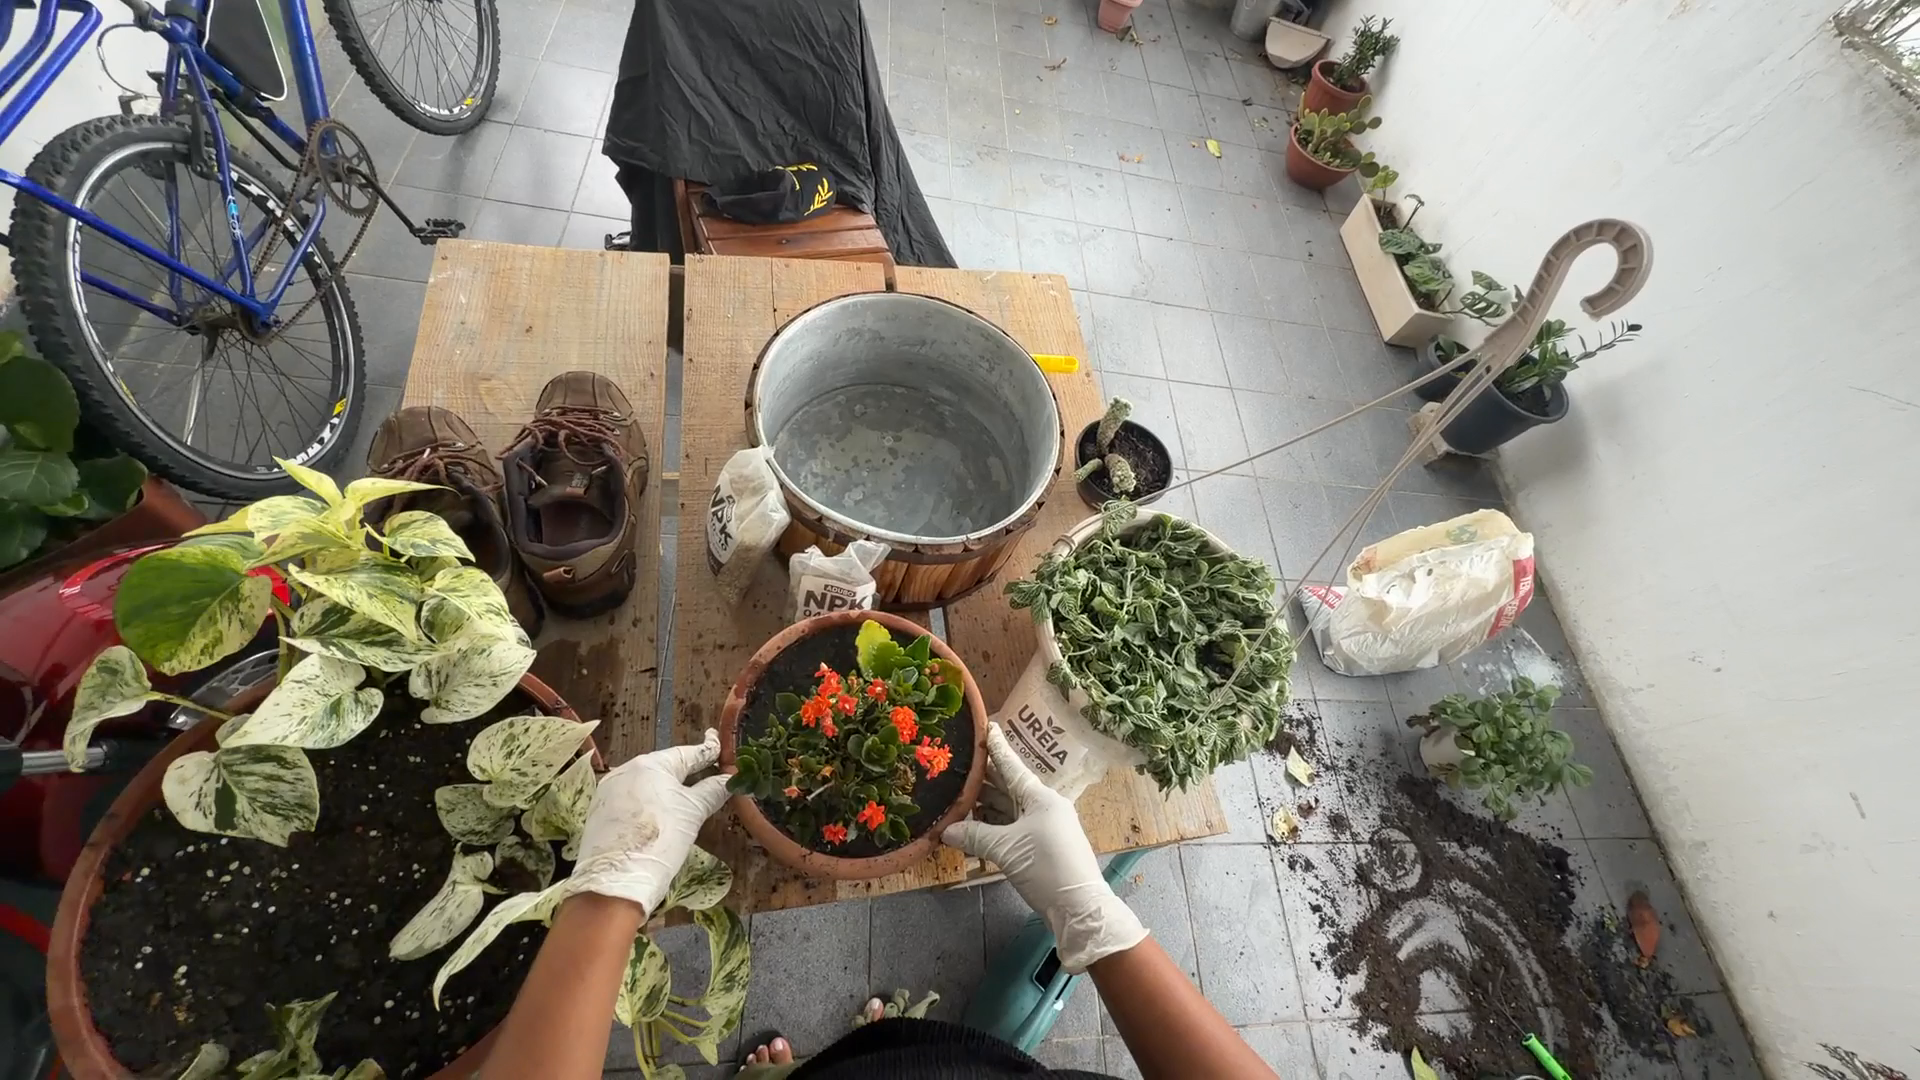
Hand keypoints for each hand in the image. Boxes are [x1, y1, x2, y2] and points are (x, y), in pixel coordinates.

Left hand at [567, 729, 729, 916]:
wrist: (616, 883)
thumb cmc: (662, 840)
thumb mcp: (694, 813)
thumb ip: (713, 790)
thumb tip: (730, 777)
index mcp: (651, 764)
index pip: (688, 753)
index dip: (708, 752)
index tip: (721, 748)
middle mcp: (627, 770)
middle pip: (666, 767)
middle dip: (688, 772)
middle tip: (709, 775)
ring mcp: (609, 790)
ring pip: (647, 783)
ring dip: (667, 788)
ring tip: (686, 799)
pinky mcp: (599, 811)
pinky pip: (632, 798)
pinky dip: (649, 802)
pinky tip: (660, 815)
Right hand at [942, 724, 1146, 972]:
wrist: (1080, 908)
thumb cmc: (1047, 868)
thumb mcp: (1007, 850)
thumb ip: (975, 836)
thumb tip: (945, 831)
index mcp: (1040, 797)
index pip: (1011, 765)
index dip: (996, 747)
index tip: (986, 726)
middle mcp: (1043, 806)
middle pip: (1008, 787)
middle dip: (983, 780)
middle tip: (958, 767)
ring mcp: (1044, 826)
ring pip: (1009, 809)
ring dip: (985, 807)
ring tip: (958, 799)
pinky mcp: (1042, 846)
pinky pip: (1013, 828)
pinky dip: (994, 827)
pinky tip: (974, 828)